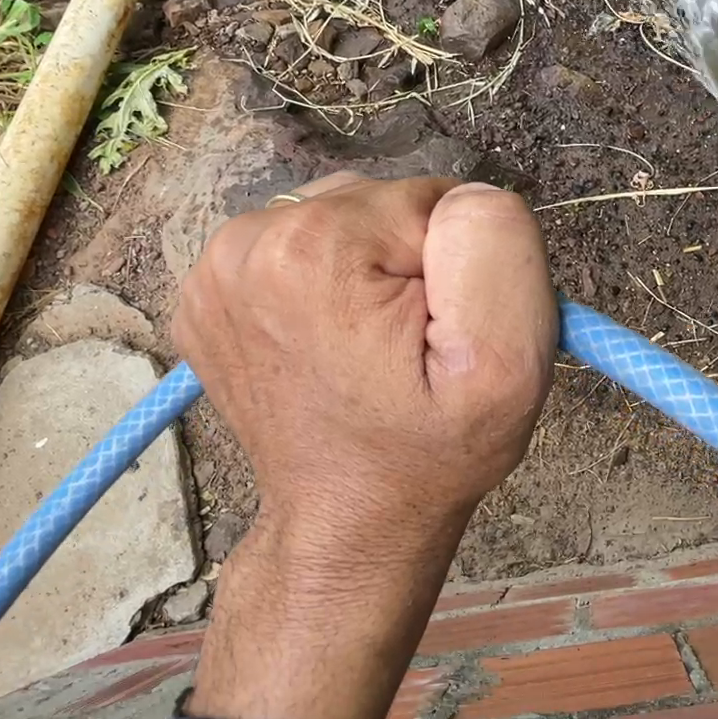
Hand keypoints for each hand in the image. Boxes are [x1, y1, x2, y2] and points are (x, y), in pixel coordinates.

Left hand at [175, 173, 556, 718]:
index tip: (440, 331)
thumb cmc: (434, 451)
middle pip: (384, 201)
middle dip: (416, 258)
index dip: (457, 262)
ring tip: (378, 340)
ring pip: (350, 216)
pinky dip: (336, 278)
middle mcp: (244, 242)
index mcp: (309, 250)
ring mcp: (215, 268)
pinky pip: (308, 244)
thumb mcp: (507, 361)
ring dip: (378, 265)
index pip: (431, 199)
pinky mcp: (211, 289)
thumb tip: (463, 197)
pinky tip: (338, 336)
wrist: (352, 521)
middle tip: (416, 340)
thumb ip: (498, 243)